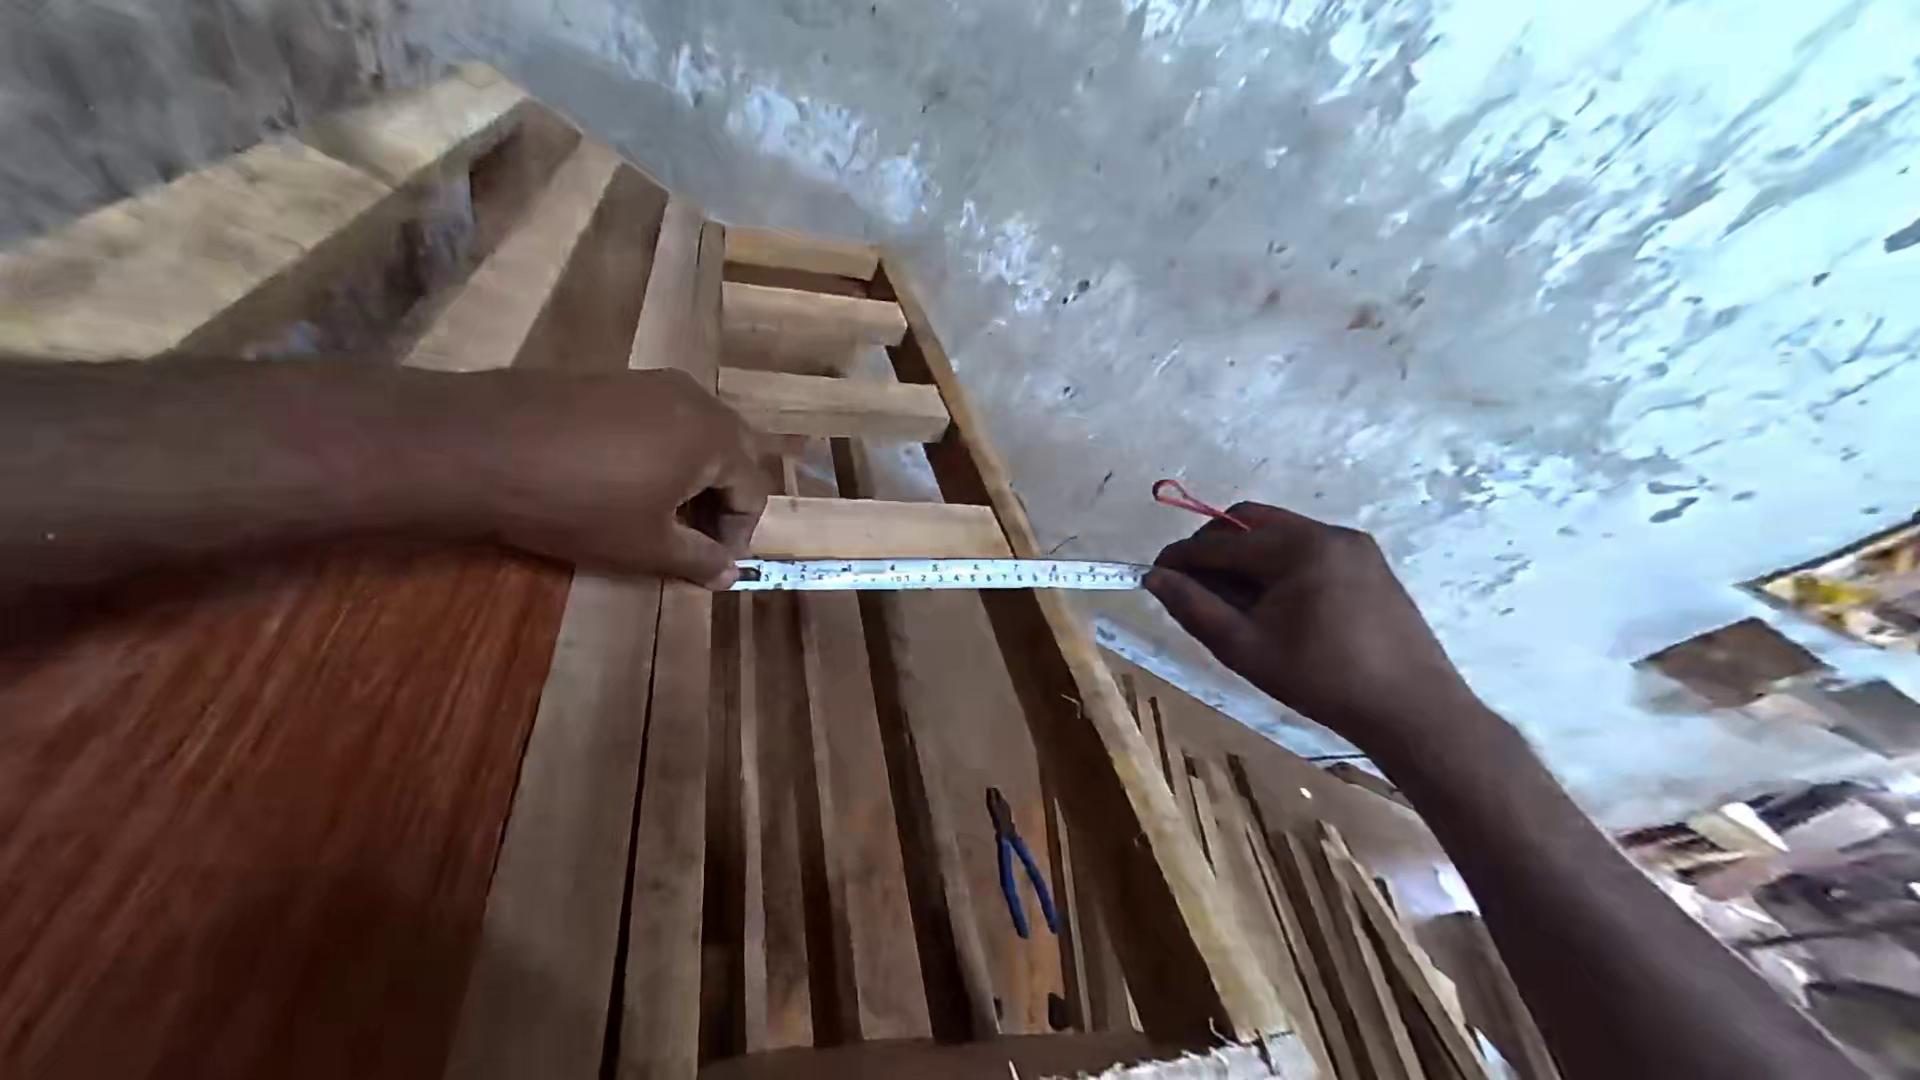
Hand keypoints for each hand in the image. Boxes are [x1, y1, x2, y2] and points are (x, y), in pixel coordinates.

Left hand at [457, 368, 767, 587]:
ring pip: (702, 432)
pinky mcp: (617, 380)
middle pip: (737, 453)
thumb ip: (700, 559)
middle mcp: (697, 401)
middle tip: (698, 531)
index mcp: (716, 439)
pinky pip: (665, 418)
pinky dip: (668, 450)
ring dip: (699, 473)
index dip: (740, 532)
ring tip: (665, 506)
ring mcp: (655, 384)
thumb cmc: (578, 504)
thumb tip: (732, 574)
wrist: (476, 447)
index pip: (754, 490)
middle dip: (726, 497)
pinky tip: (629, 475)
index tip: (714, 562)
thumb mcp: (646, 545)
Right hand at [1144, 502, 1477, 755]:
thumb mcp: (1244, 648)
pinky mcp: (1367, 561)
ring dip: (1243, 553)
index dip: (1181, 557)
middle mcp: (1326, 532)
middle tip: (1190, 582)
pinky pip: (1305, 546)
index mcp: (1297, 548)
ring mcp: (1352, 544)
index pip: (1220, 542)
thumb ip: (1193, 607)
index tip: (1153, 573)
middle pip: (1248, 520)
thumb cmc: (1320, 680)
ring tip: (1229, 595)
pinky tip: (1270, 599)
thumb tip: (1154, 577)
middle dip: (1212, 546)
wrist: (1412, 710)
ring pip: (1277, 531)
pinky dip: (1275, 561)